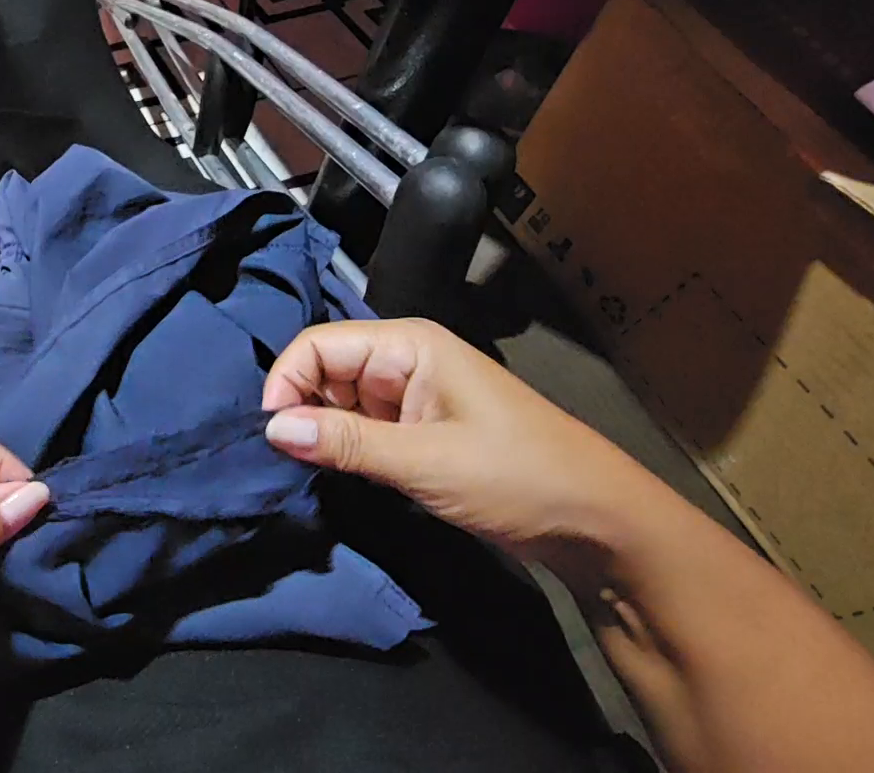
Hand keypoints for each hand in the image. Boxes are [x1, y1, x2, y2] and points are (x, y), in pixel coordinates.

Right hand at [260, 318, 672, 562]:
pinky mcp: (414, 429)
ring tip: (306, 467)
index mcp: (407, 345)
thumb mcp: (426, 462)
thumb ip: (345, 442)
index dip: (285, 382)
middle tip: (284, 457)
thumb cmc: (520, 478)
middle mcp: (402, 360)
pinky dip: (342, 447)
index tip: (270, 434)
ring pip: (337, 401)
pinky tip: (334, 470)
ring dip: (319, 430)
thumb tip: (271, 429)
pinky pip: (359, 427)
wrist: (603, 528)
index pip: (318, 345)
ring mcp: (409, 395)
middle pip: (323, 370)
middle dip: (299, 408)